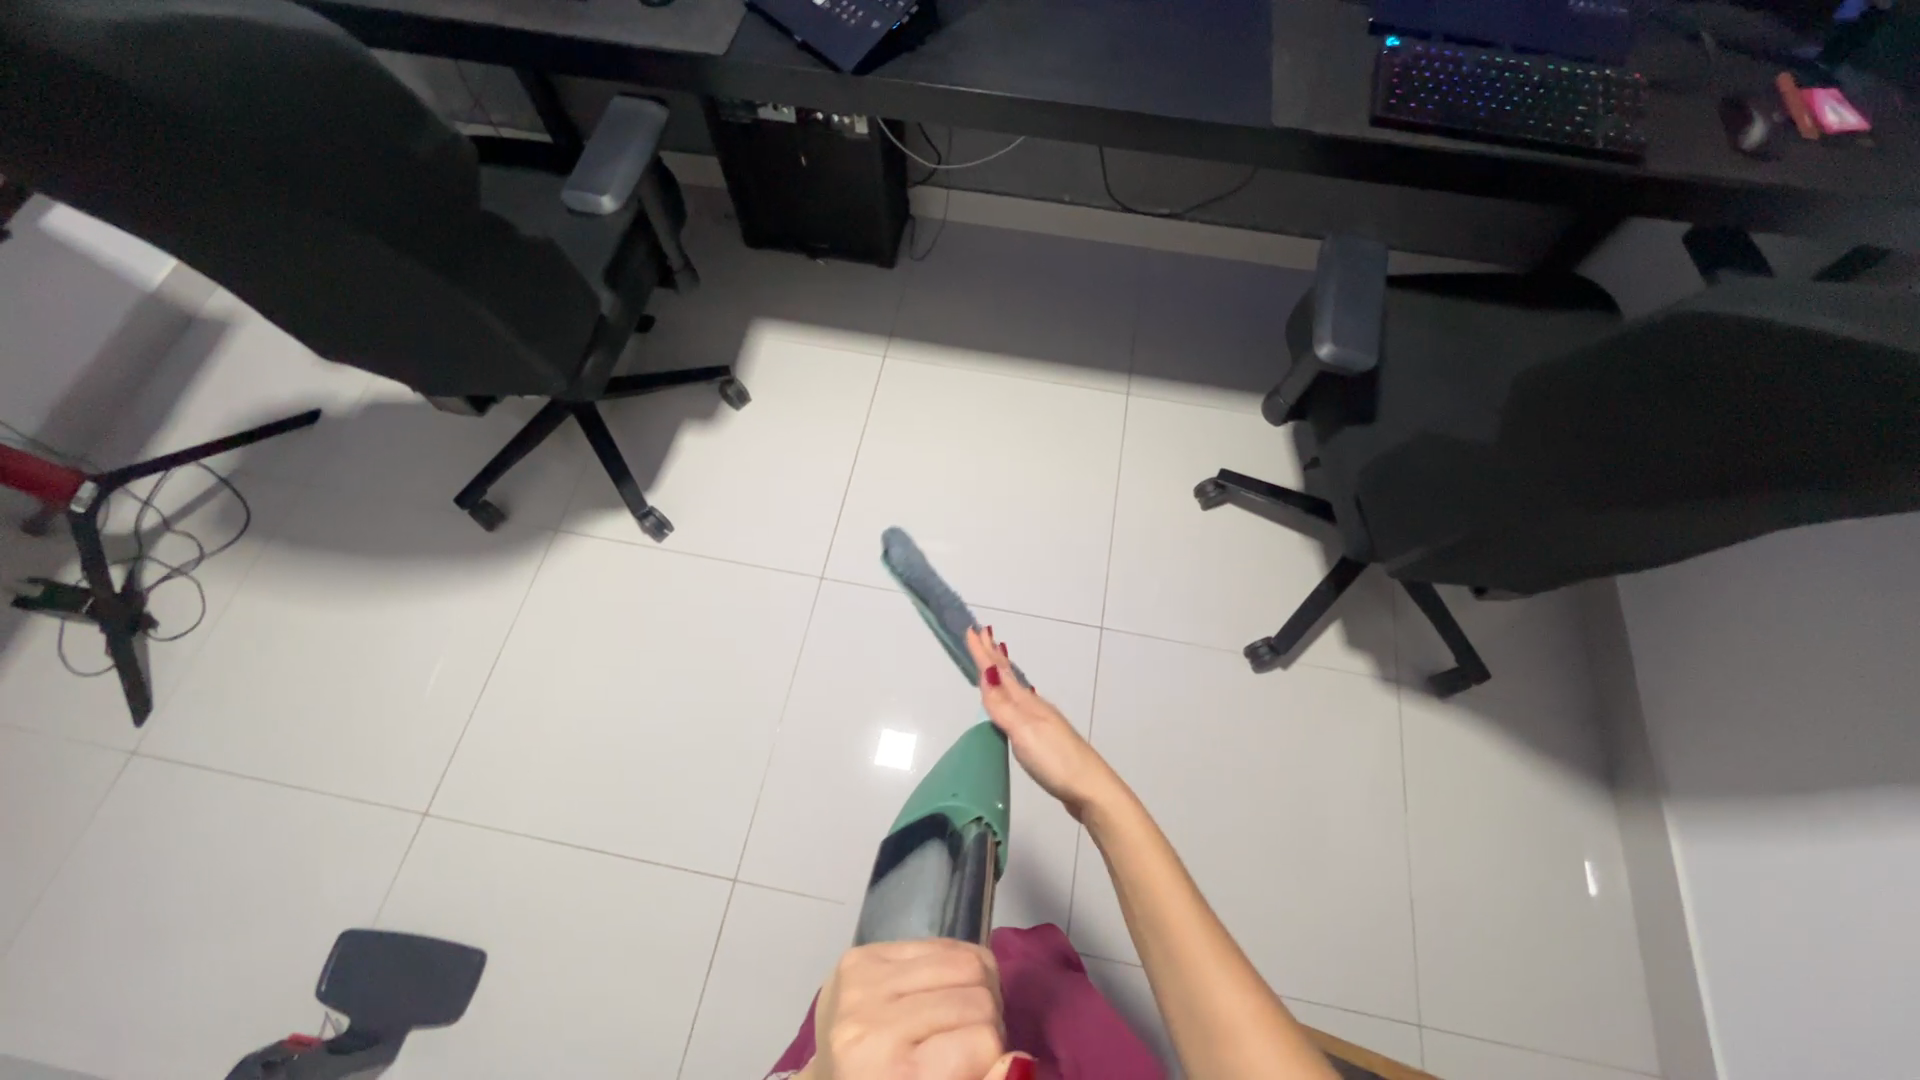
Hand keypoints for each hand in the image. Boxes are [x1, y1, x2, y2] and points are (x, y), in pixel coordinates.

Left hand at [798, 940, 1029, 1079]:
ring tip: (955, 1014)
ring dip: (975, 988)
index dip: (992, 1055)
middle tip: (967, 1041)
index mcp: (891, 1073)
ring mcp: (862, 981)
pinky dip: (951, 966)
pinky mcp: (860, 955)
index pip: (983, 1040)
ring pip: (966, 960)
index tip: (974, 1066)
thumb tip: (1018, 1059)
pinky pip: (940, 942)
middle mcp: (871, 1023)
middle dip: (987, 1019)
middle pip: (979, 996)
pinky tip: (935, 990)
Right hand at [968, 626, 1126, 822]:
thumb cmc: (1055, 761)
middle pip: (1010, 676)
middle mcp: (1035, 707)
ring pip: (1016, 690)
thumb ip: (1003, 706)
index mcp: (1027, 703)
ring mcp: (1042, 722)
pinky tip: (1014, 702)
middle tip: (981, 634)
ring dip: (1002, 673)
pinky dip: (1011, 697)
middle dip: (993, 656)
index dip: (983, 653)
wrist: (1090, 790)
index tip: (971, 629)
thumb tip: (986, 672)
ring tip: (994, 661)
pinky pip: (1021, 707)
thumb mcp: (1024, 732)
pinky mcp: (1045, 739)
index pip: (1000, 672)